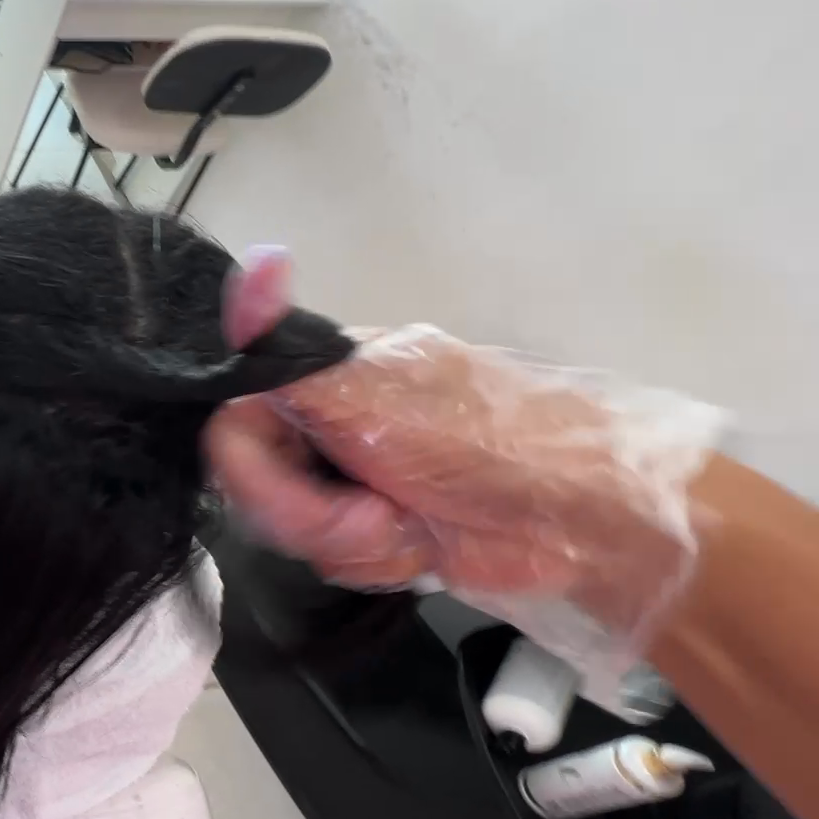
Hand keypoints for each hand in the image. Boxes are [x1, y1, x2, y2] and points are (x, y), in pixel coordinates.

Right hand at [207, 252, 722, 656]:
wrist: (589, 521)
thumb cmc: (481, 440)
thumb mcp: (373, 388)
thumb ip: (294, 346)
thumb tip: (255, 259)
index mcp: (314, 381)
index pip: (230, 430)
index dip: (255, 474)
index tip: (301, 494)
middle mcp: (318, 427)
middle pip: (251, 487)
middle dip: (311, 517)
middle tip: (377, 521)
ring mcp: (342, 481)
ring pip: (285, 528)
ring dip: (349, 542)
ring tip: (408, 532)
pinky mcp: (367, 529)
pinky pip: (325, 557)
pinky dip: (371, 560)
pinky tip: (417, 547)